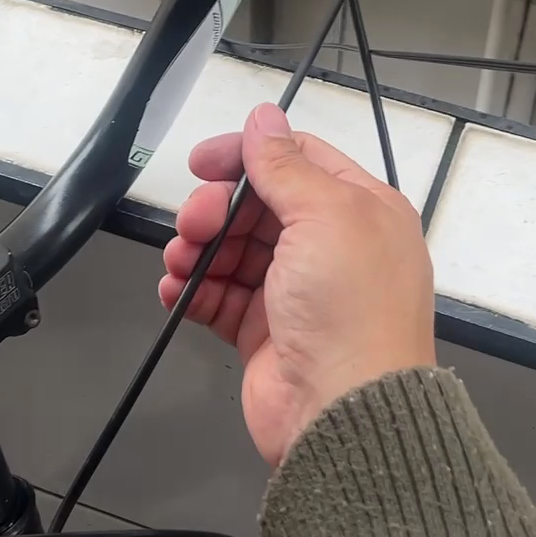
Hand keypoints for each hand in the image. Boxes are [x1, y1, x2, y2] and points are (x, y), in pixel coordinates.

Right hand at [160, 102, 435, 466]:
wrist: (344, 419)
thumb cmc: (352, 313)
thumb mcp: (324, 215)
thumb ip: (285, 164)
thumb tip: (264, 117)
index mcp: (358, 209)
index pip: (296, 160)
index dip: (247, 155)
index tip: (205, 161)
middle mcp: (330, 244)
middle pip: (257, 204)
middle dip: (217, 207)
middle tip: (194, 220)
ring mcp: (296, 287)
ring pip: (233, 246)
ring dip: (199, 246)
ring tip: (181, 258)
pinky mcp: (265, 328)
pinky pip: (220, 293)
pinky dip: (195, 287)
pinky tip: (177, 287)